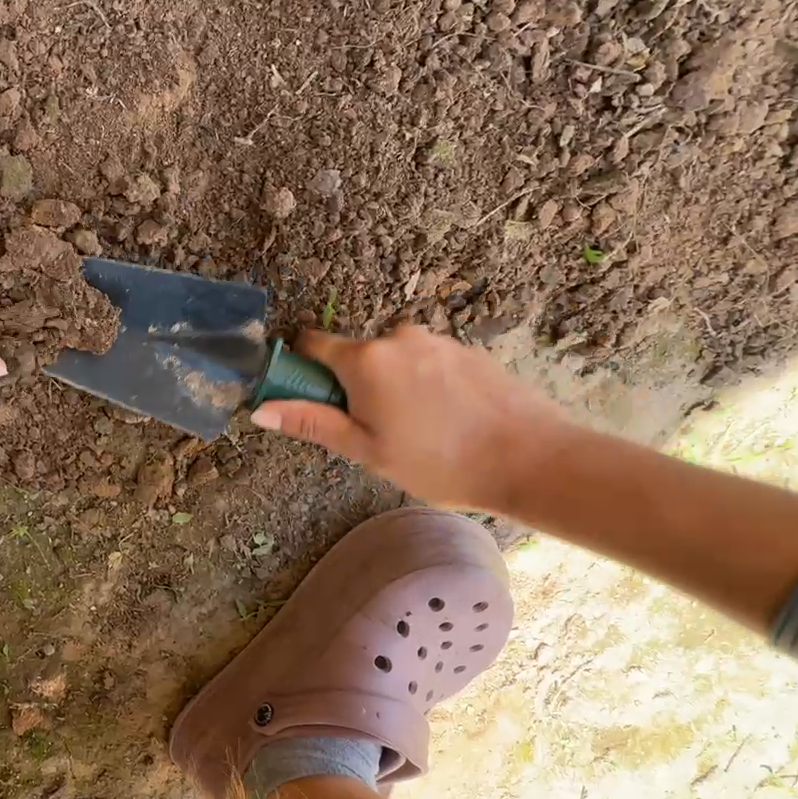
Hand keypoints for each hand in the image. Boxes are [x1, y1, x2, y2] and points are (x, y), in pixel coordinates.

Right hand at [250, 326, 575, 511]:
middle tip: (375, 428)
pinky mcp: (470, 351)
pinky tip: (448, 420)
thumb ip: (311, 423)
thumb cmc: (440, 461)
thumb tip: (259, 411)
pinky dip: (426, 384)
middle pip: (356, 353)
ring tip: (418, 428)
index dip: (303, 367)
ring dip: (392, 384)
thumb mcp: (365, 449)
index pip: (311, 342)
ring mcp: (438, 341)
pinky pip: (428, 362)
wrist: (538, 461)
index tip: (313, 397)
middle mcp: (397, 337)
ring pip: (394, 358)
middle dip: (354, 383)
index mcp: (364, 359)